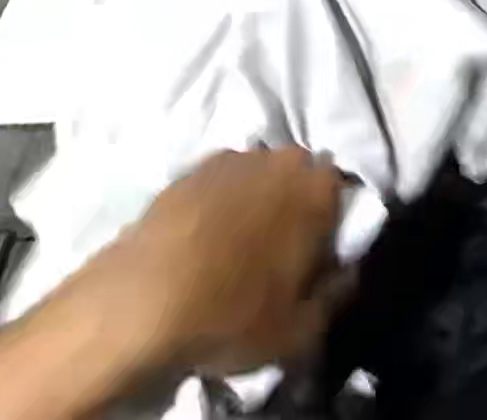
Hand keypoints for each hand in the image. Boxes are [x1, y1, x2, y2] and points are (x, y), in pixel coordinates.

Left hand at [54, 146, 354, 376]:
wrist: (140, 299)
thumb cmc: (231, 312)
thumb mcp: (299, 330)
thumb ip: (336, 296)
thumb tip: (346, 273)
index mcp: (318, 186)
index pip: (344, 194)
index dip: (334, 226)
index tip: (320, 255)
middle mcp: (283, 157)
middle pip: (302, 177)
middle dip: (297, 205)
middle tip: (280, 250)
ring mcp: (235, 156)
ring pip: (262, 175)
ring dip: (259, 199)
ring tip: (238, 243)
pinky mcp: (193, 166)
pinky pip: (223, 181)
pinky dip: (221, 201)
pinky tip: (204, 237)